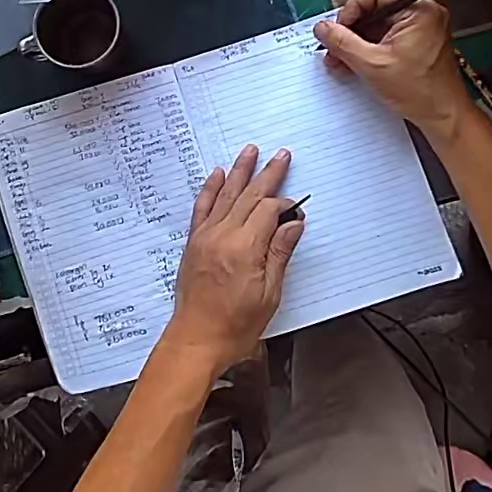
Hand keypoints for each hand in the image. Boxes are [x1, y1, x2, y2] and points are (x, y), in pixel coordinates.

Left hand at [162, 144, 304, 374]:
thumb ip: (280, 253)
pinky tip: (217, 175)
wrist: (196, 340)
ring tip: (250, 151)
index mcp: (245, 249)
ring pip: (226, 195)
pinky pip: (202, 207)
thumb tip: (293, 224)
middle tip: (282, 155)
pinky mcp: (194, 242)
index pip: (269, 212)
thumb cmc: (235, 325)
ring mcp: (205, 237)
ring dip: (240, 171)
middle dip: (268, 174)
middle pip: (250, 196)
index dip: (286, 206)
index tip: (297, 209)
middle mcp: (223, 236)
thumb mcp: (269, 294)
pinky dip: (211, 189)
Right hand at [313, 0, 471, 142]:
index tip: (339, 29)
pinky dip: (370, 48)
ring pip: (379, 23)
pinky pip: (387, 36)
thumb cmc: (422, 92)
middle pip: (376, 6)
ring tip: (343, 59)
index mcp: (419, 10)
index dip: (352, 9)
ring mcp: (421, 27)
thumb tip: (323, 28)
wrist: (443, 116)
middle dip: (352, 29)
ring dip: (358, 40)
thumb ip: (343, 43)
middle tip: (336, 46)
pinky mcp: (417, 41)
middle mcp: (424, 13)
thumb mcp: (372, 65)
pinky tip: (356, 63)